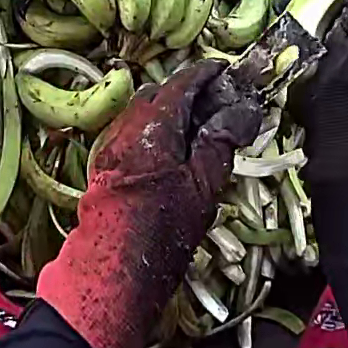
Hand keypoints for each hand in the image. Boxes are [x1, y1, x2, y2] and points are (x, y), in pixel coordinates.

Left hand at [37, 59, 260, 347]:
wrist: (110, 276)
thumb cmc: (162, 231)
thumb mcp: (202, 187)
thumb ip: (219, 142)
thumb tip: (241, 109)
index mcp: (152, 126)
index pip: (181, 83)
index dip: (205, 73)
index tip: (226, 71)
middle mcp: (126, 127)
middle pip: (159, 93)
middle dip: (189, 90)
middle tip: (218, 101)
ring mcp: (111, 144)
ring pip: (145, 112)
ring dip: (172, 110)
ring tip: (201, 125)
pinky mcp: (106, 164)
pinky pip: (135, 131)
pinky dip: (158, 128)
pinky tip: (176, 149)